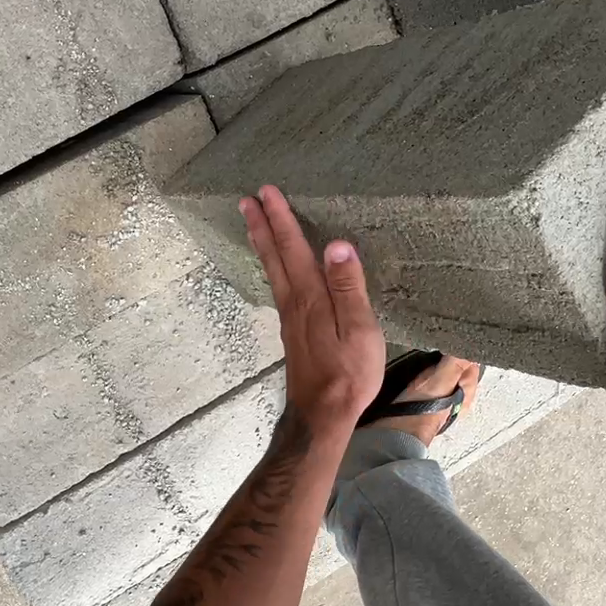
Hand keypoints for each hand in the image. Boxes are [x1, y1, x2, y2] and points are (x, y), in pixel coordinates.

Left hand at [239, 185, 385, 441]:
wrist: (322, 414)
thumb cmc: (348, 373)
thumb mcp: (359, 330)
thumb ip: (347, 288)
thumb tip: (336, 245)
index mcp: (310, 298)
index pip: (294, 249)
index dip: (281, 219)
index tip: (267, 192)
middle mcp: (293, 303)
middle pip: (274, 257)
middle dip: (261, 226)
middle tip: (246, 200)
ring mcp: (290, 319)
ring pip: (272, 272)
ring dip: (263, 244)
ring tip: (253, 224)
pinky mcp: (292, 332)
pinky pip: (278, 287)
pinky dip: (272, 267)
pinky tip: (275, 269)